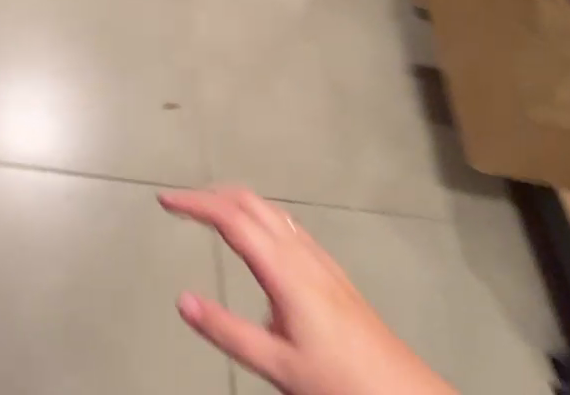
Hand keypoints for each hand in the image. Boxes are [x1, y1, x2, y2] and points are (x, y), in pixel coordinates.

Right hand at [159, 187, 456, 394]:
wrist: (405, 394)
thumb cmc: (339, 379)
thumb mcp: (276, 365)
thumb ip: (227, 331)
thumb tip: (182, 299)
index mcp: (284, 270)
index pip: (231, 218)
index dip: (195, 202)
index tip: (165, 199)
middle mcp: (302, 254)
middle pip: (252, 202)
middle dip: (211, 193)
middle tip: (180, 202)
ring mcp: (320, 260)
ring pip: (271, 210)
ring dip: (235, 200)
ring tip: (208, 210)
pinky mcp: (331, 271)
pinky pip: (287, 225)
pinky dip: (257, 214)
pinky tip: (257, 234)